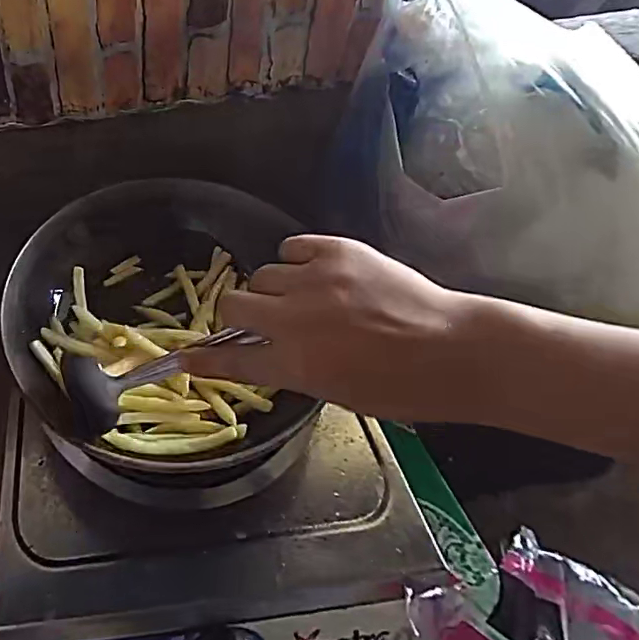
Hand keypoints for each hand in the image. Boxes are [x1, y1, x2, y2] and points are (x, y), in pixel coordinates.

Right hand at [181, 234, 515, 421]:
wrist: (455, 349)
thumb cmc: (402, 387)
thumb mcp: (337, 392)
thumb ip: (294, 368)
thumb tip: (269, 349)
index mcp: (296, 365)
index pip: (233, 361)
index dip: (204, 361)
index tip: (183, 359)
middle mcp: (295, 320)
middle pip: (234, 305)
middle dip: (240, 314)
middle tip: (262, 318)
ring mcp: (314, 280)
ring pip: (263, 274)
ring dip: (274, 287)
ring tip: (304, 294)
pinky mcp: (335, 251)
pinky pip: (292, 248)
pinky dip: (296, 260)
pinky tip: (316, 271)